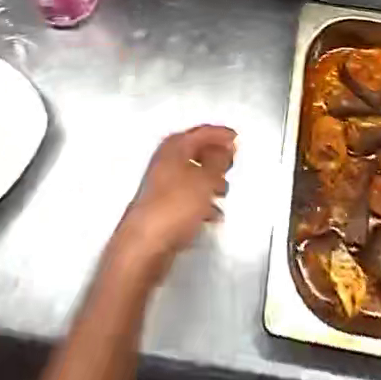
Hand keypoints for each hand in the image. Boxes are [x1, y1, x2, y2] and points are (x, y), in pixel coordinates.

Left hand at [106, 125, 235, 283]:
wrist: (144, 246)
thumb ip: (219, 160)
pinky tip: (212, 212)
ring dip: (209, 179)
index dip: (220, 134)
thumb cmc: (174, 207)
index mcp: (174, 148)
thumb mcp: (206, 179)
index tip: (236, 138)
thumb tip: (225, 147)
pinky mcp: (161, 208)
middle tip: (231, 160)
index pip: (201, 132)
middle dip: (214, 155)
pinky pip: (186, 196)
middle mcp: (164, 163)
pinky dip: (201, 199)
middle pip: (194, 151)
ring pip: (191, 175)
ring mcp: (160, 186)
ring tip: (224, 189)